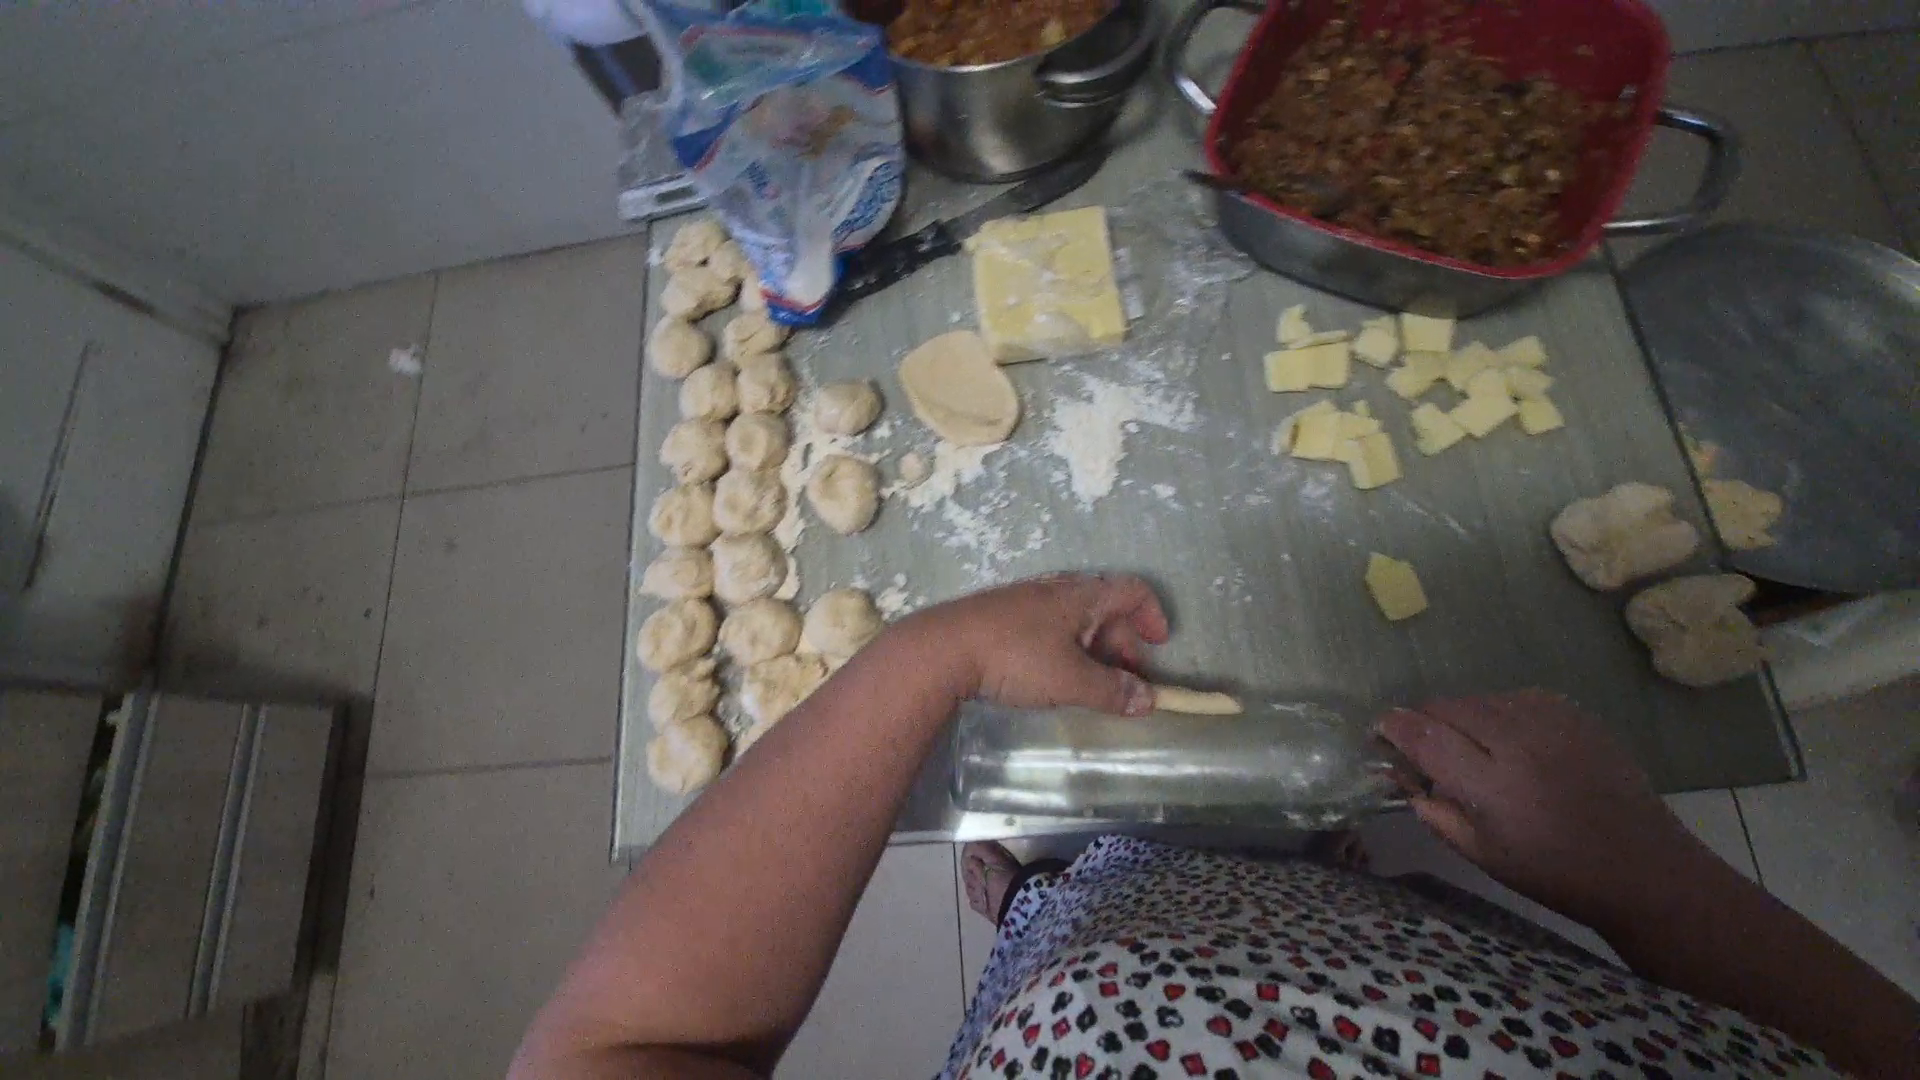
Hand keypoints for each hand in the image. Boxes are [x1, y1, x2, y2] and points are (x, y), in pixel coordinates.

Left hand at [900, 573, 1168, 716]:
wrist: (942, 649)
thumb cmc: (1015, 658)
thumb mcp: (1070, 680)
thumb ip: (1111, 690)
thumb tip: (1148, 699)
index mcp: (1080, 597)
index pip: (1131, 589)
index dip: (1152, 614)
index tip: (1157, 645)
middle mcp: (1056, 590)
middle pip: (1105, 607)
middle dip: (1122, 644)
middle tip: (1123, 683)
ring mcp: (1025, 599)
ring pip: (1074, 618)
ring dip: (1093, 648)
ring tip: (1090, 683)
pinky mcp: (1001, 615)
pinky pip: (1048, 624)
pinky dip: (1064, 646)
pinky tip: (1051, 674)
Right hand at [1379, 690, 1708, 924]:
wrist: (1648, 872)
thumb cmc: (1555, 873)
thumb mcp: (1479, 853)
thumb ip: (1431, 809)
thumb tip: (1398, 773)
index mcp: (1492, 784)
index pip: (1421, 735)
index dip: (1391, 727)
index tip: (1378, 733)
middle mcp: (1519, 743)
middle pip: (1446, 707)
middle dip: (1422, 720)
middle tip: (1420, 744)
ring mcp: (1552, 724)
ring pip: (1478, 698)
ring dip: (1459, 716)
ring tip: (1468, 745)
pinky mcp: (1577, 717)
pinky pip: (1516, 697)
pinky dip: (1498, 711)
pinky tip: (1506, 737)